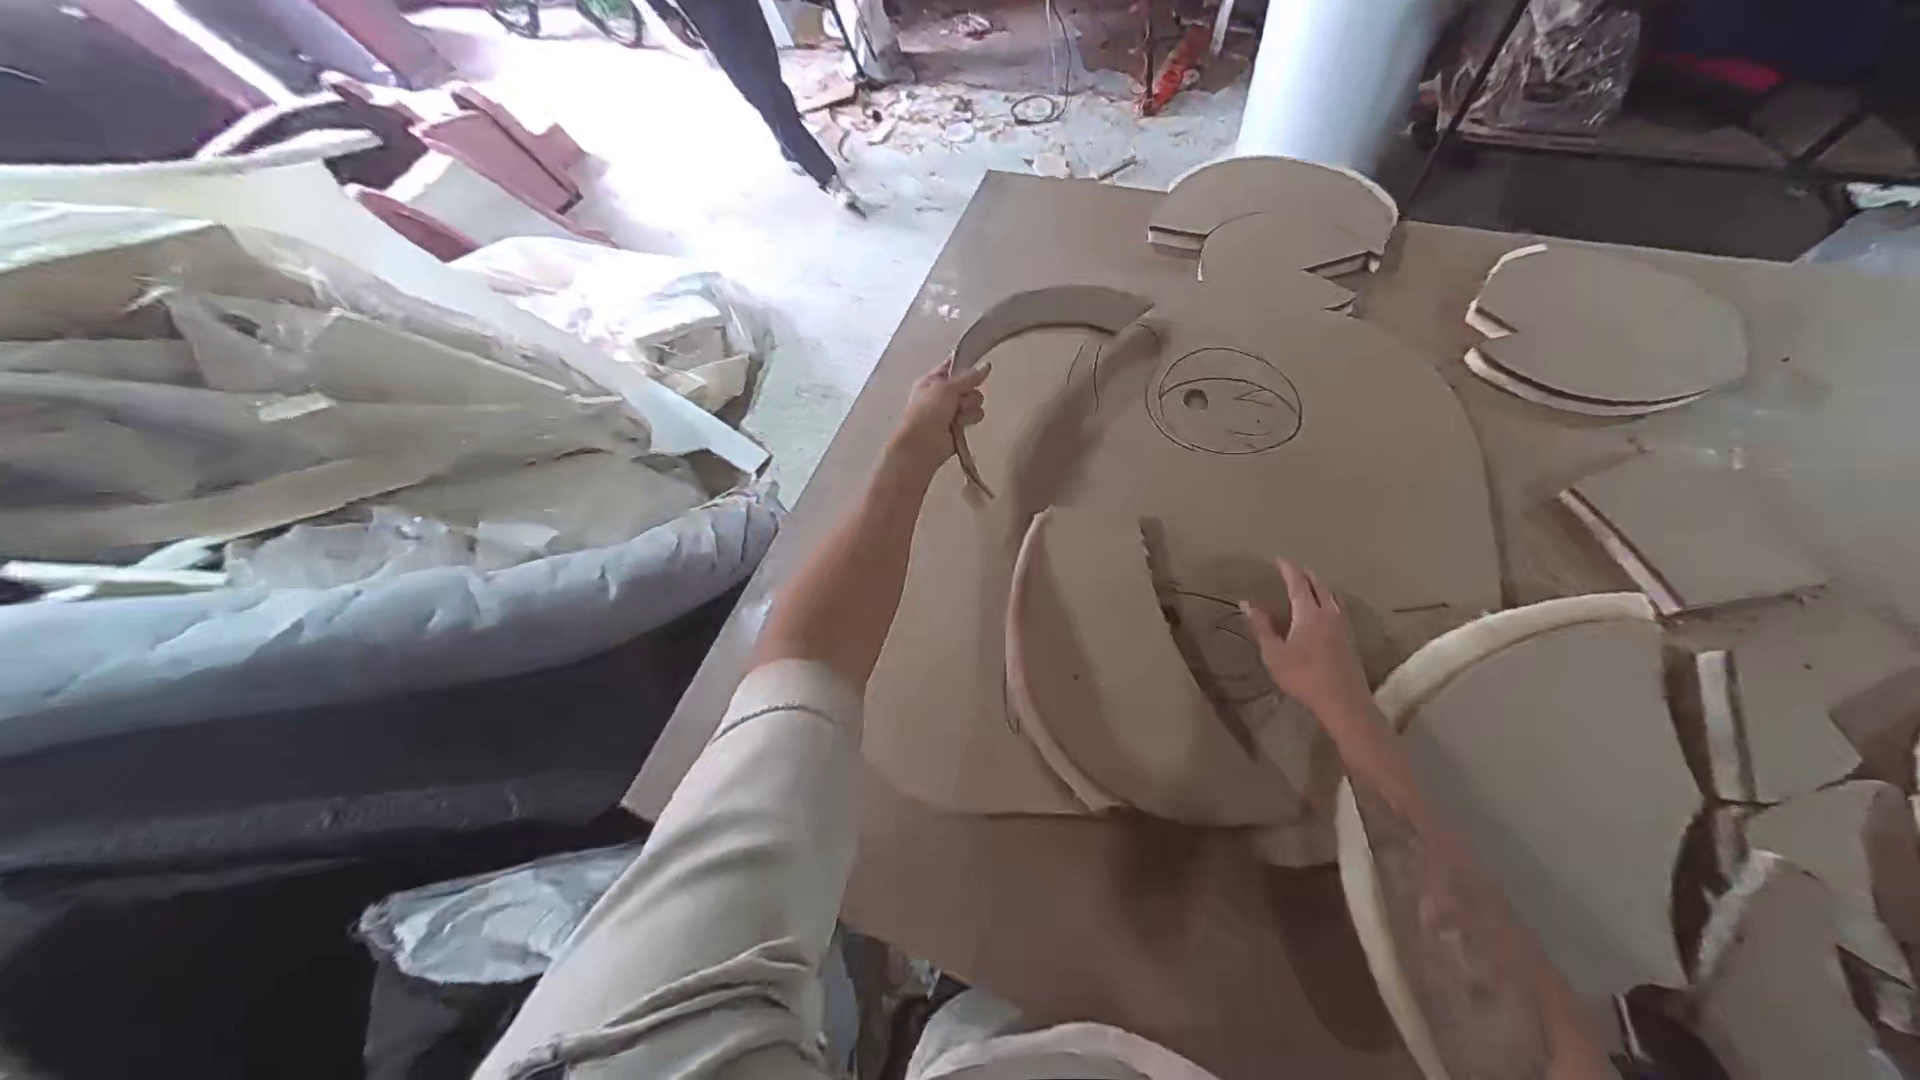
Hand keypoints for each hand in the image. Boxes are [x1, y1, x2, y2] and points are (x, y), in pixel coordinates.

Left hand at [887, 360, 988, 472]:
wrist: (921, 445)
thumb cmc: (926, 413)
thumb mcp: (945, 388)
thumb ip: (968, 377)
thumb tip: (986, 366)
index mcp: (933, 381)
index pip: (953, 366)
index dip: (965, 368)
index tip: (974, 372)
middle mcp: (943, 394)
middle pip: (969, 385)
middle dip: (968, 393)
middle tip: (958, 401)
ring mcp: (952, 410)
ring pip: (975, 401)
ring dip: (969, 408)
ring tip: (956, 416)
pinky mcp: (960, 425)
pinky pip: (975, 416)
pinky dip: (969, 420)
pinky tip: (959, 426)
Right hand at [1240, 558, 1370, 721]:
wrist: (1343, 702)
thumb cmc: (1303, 677)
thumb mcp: (1274, 653)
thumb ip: (1262, 627)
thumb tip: (1247, 604)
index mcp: (1309, 613)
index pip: (1298, 583)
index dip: (1288, 569)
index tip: (1278, 560)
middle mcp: (1328, 614)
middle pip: (1319, 586)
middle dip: (1305, 575)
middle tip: (1292, 570)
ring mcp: (1342, 626)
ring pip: (1331, 596)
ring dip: (1319, 586)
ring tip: (1308, 585)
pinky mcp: (1348, 639)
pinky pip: (1337, 608)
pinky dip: (1327, 600)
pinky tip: (1323, 610)